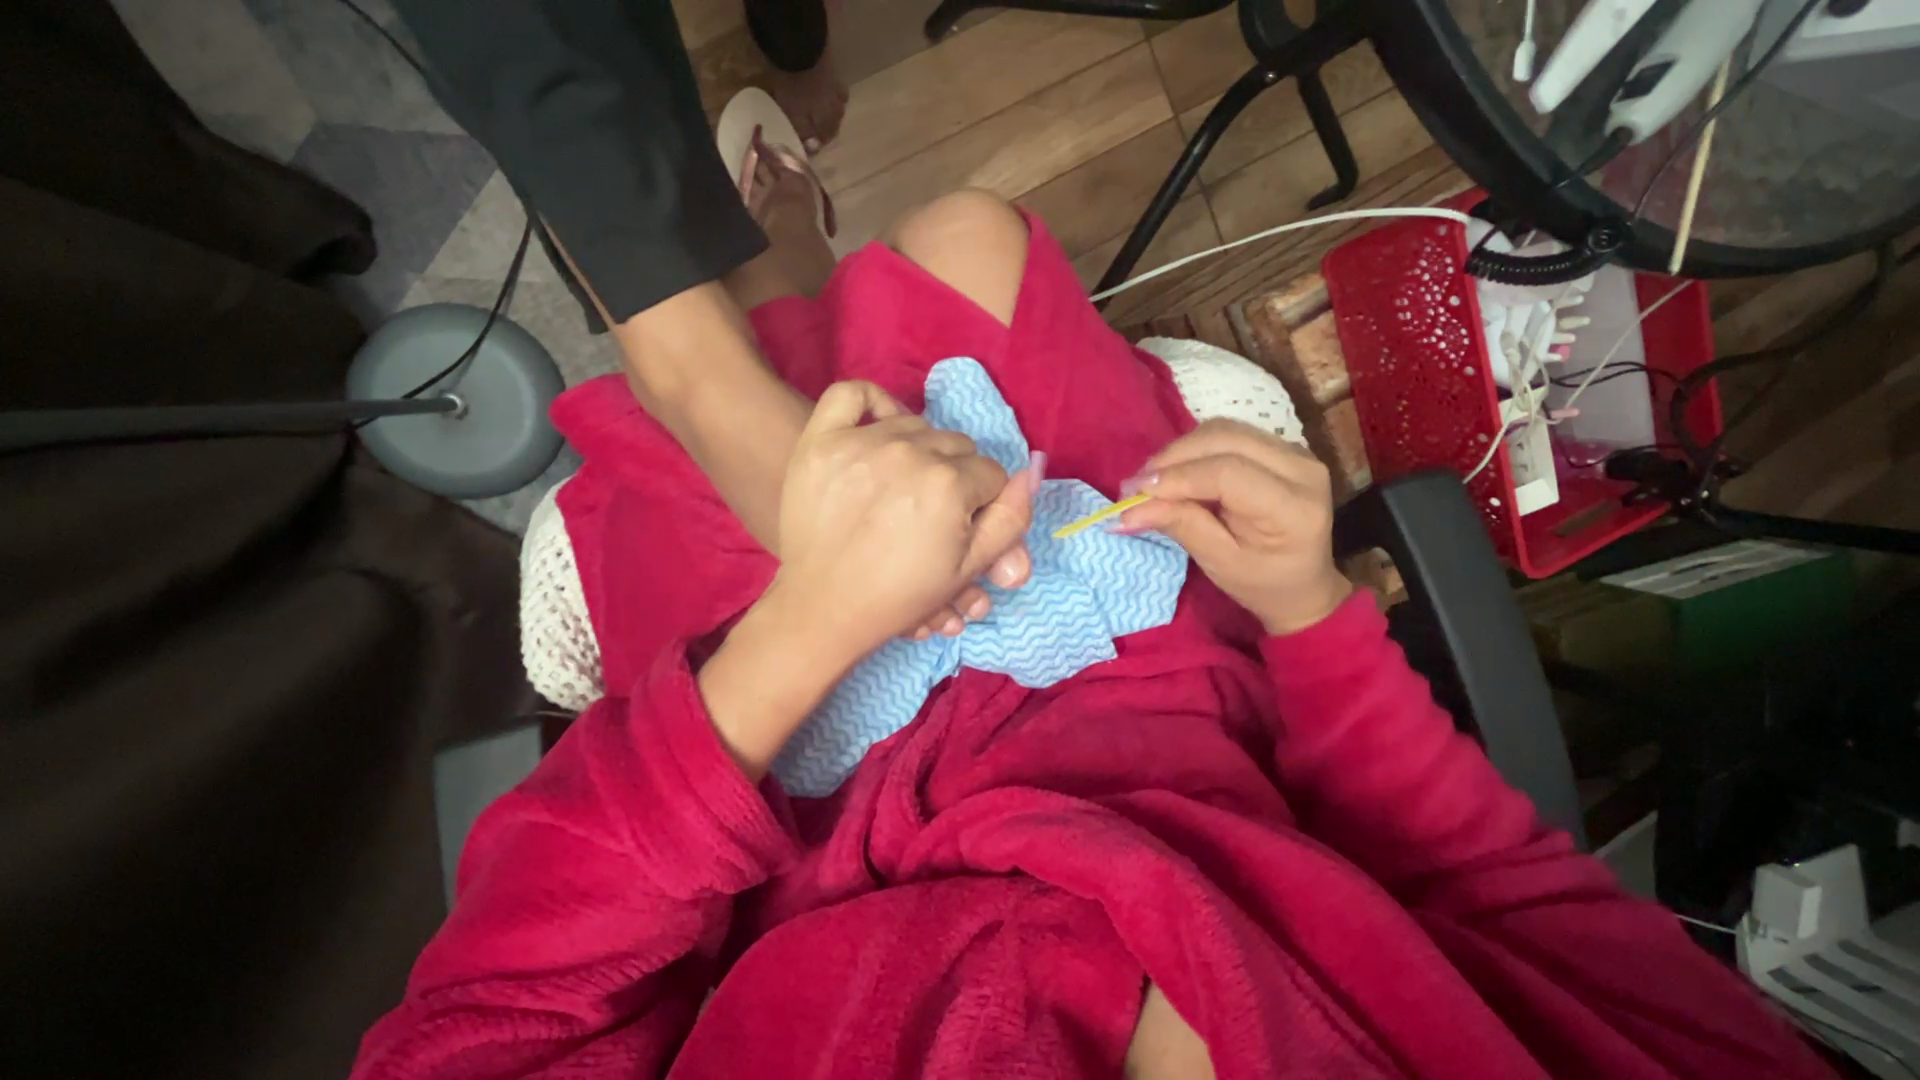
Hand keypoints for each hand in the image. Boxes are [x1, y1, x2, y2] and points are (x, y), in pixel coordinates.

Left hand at [769, 381, 1036, 665]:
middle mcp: (910, 453)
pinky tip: (880, 428)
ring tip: (903, 486)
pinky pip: (851, 394)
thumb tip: (1033, 468)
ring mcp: (861, 443)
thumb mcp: (968, 569)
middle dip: (954, 477)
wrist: (822, 608)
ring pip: (914, 425)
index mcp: (951, 485)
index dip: (982, 506)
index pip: (991, 475)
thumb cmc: (899, 596)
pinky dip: (871, 404)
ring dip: (918, 450)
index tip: (959, 528)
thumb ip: (1010, 519)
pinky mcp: (821, 441)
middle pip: (956, 446)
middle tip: (931, 512)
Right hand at [1118, 419, 1352, 634]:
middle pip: (1225, 440)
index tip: (1135, 493)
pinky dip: (1195, 448)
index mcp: (1294, 507)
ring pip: (1224, 430)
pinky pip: (1230, 434)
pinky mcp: (1281, 447)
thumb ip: (1181, 526)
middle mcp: (1302, 468)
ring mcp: (1295, 452)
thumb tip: (1128, 510)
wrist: (1302, 583)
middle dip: (1173, 458)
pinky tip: (1175, 471)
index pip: (1228, 474)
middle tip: (1135, 485)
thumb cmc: (1261, 582)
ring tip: (1152, 478)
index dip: (1177, 478)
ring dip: (1181, 450)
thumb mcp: (1219, 562)